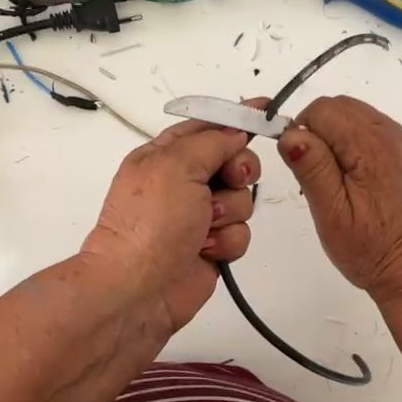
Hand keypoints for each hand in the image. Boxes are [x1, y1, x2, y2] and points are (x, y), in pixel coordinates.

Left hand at [79, 117, 259, 331]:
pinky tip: (206, 251)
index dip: (236, 120)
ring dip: (229, 212)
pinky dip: (227, 242)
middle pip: (234, 162)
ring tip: (203, 229)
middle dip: (239, 171)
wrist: (137, 290)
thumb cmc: (148, 224)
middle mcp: (182, 184)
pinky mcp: (213, 249)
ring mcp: (198, 218)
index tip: (265, 112)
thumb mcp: (176, 164)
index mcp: (165, 156)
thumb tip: (235, 132)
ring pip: (242, 200)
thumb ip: (212, 141)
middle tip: (229, 180)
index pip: (207, 127)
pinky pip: (241, 234)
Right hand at [276, 95, 401, 303]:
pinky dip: (353, 142)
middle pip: (338, 106)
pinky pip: (371, 129)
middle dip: (316, 130)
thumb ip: (312, 168)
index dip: (300, 131)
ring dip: (334, 135)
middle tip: (314, 175)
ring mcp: (401, 143)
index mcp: (369, 146)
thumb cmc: (369, 249)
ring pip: (355, 115)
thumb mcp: (331, 214)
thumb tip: (290, 134)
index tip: (299, 166)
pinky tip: (351, 177)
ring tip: (331, 178)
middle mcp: (390, 135)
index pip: (321, 110)